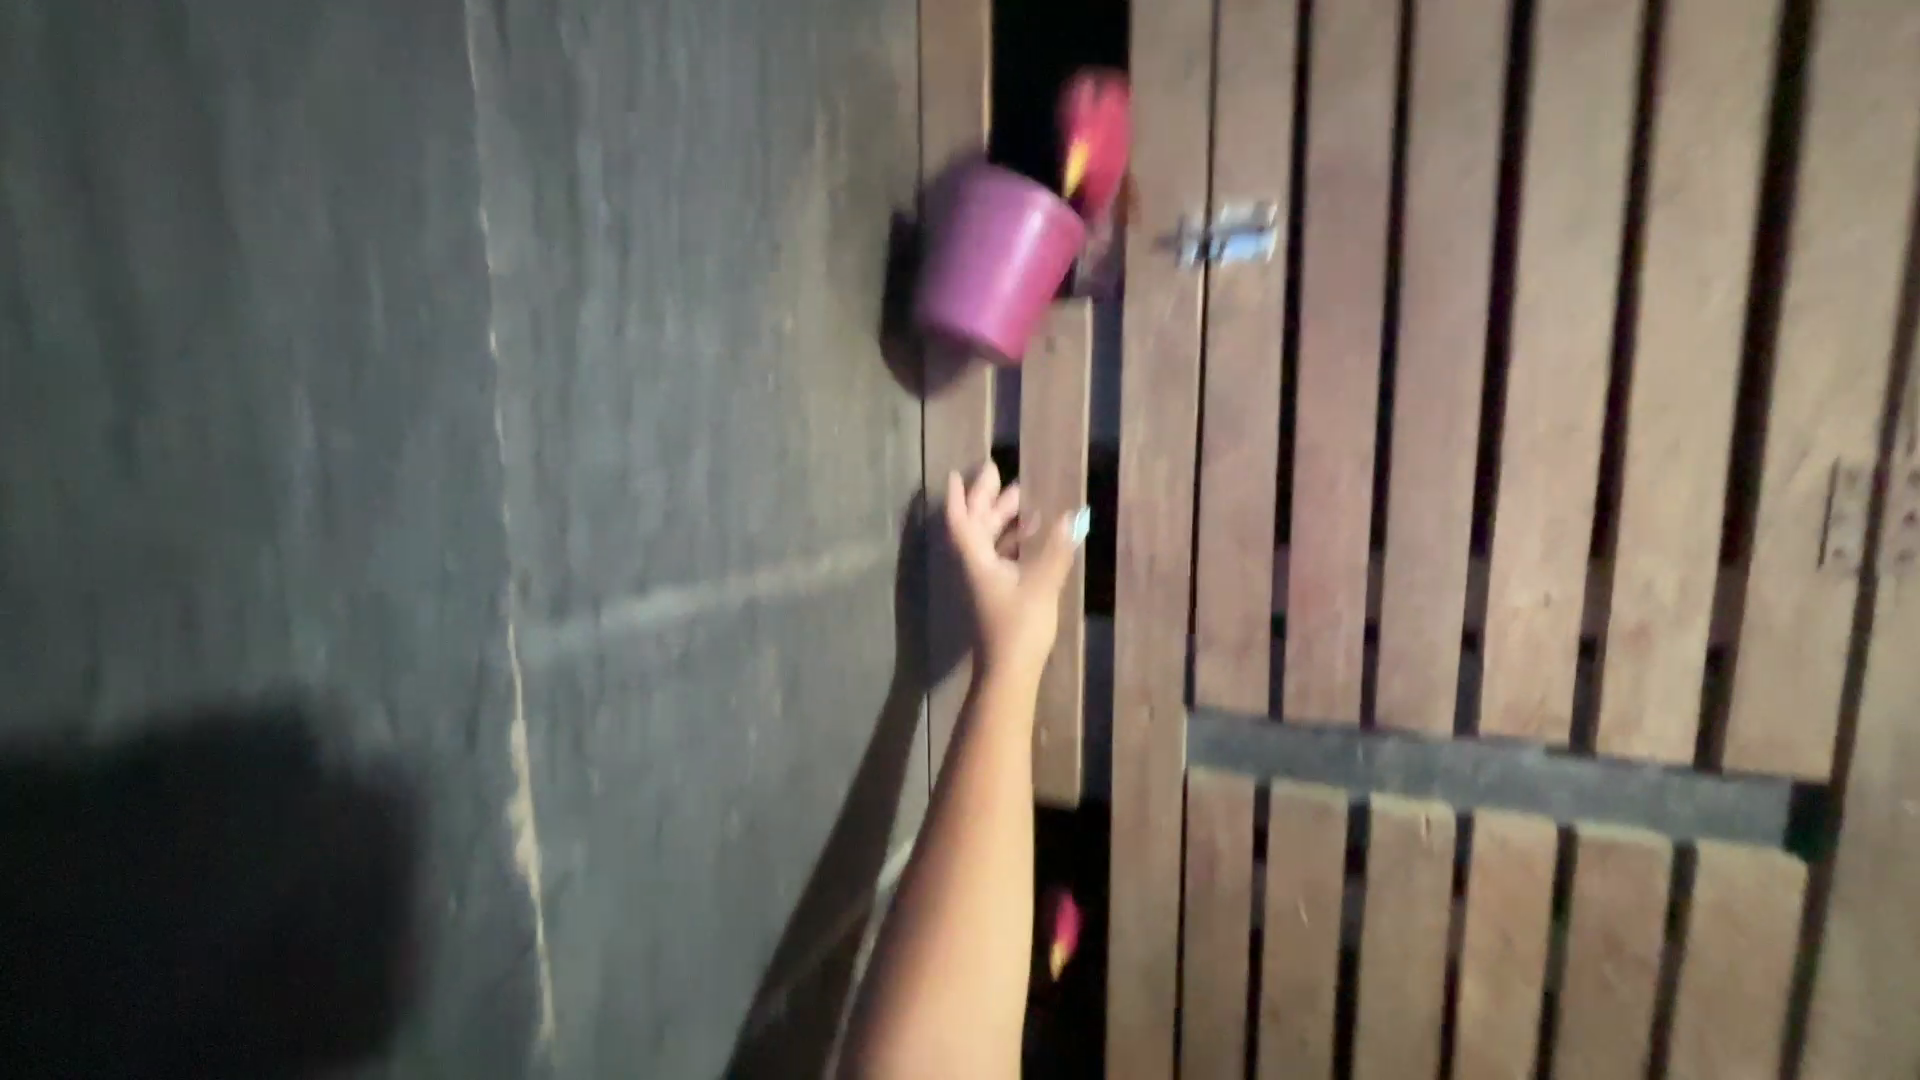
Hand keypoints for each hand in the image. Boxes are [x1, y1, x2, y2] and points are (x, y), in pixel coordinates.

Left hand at [944, 463, 1088, 683]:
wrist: (1009, 672)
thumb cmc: (1019, 625)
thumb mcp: (1042, 583)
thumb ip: (1057, 549)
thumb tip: (1073, 516)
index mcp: (977, 559)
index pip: (961, 520)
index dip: (959, 496)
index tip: (958, 472)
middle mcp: (975, 566)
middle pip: (975, 526)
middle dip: (986, 499)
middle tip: (999, 473)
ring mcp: (984, 582)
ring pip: (988, 541)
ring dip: (1000, 519)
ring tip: (1021, 497)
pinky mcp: (996, 595)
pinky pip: (999, 557)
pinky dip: (1011, 541)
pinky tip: (1032, 534)